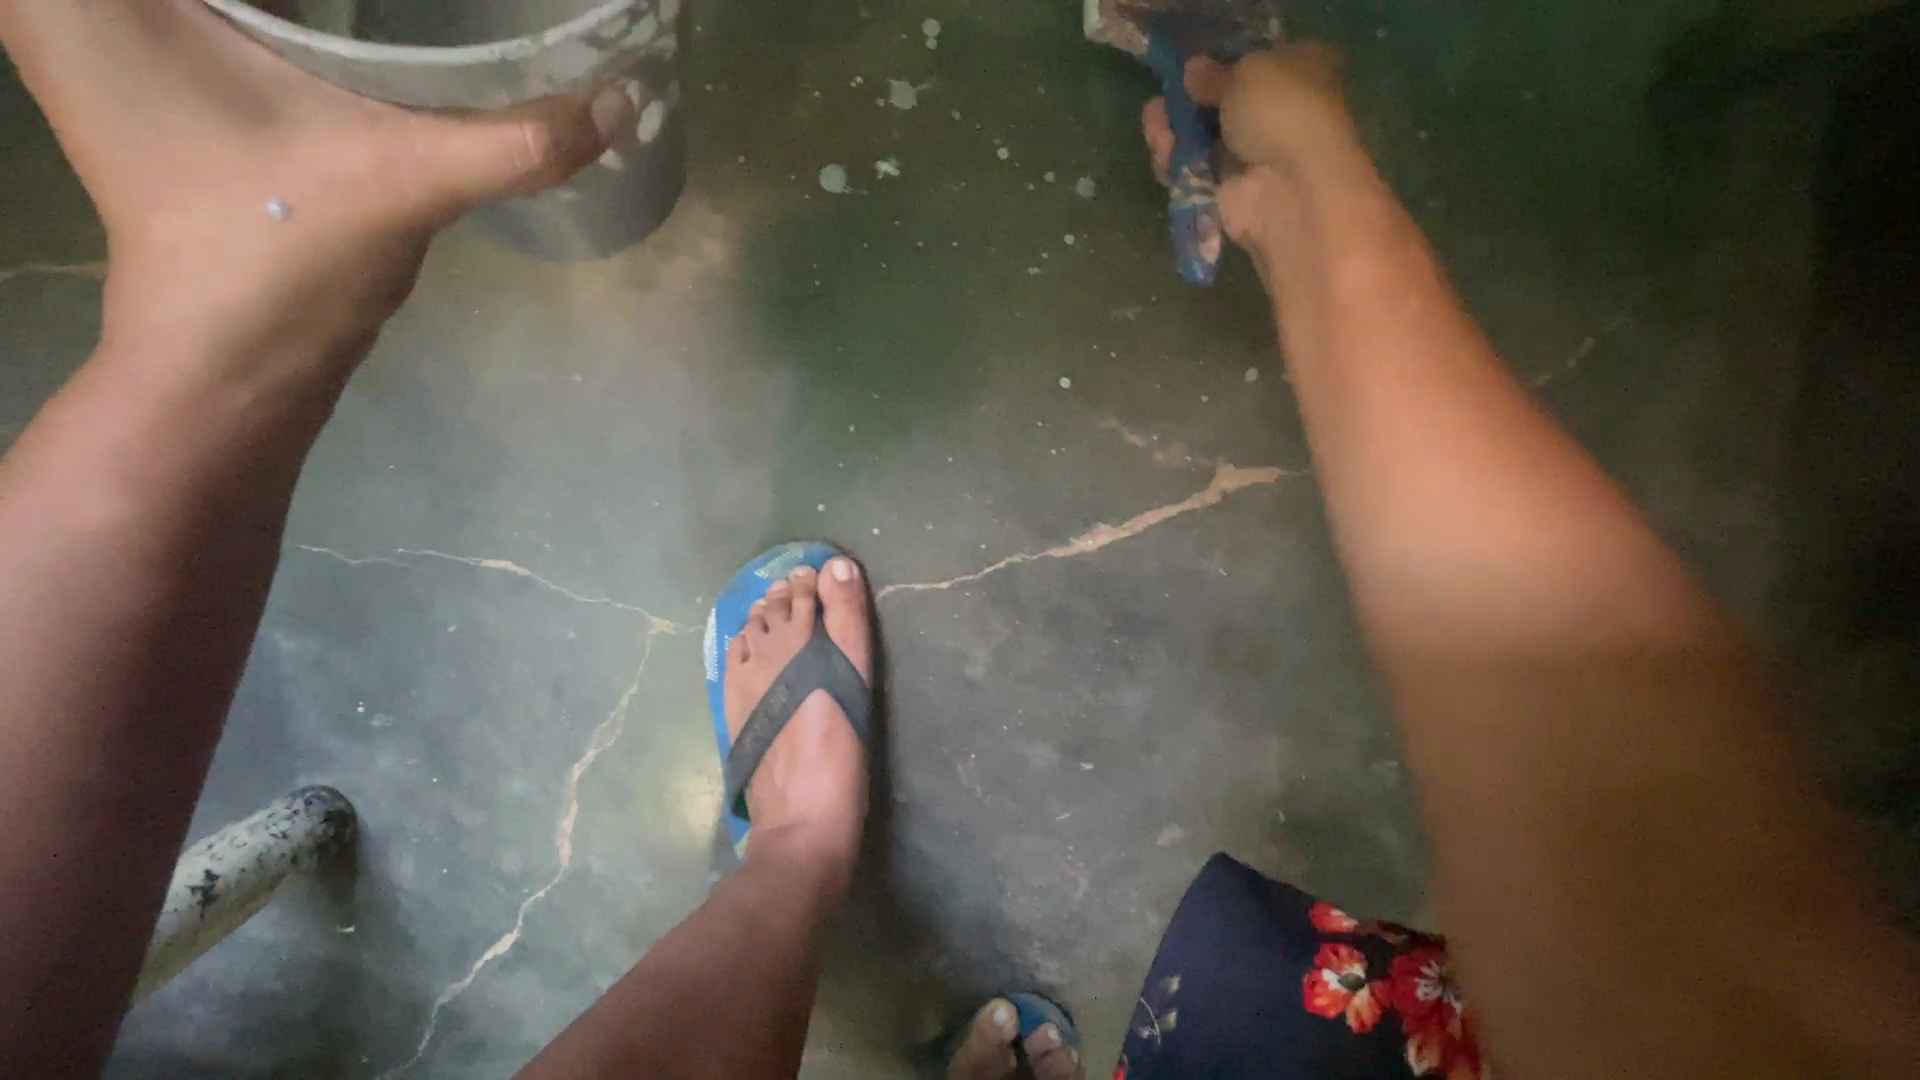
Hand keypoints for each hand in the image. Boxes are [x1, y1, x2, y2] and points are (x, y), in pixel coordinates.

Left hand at [0, 0, 630, 367]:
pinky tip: (369, 45)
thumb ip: (519, 140)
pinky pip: (237, 30)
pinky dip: (305, 32)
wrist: (236, 366)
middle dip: (336, 3)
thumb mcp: (412, 179)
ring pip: (242, 9)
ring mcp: (116, 48)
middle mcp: (82, 1)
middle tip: (431, 11)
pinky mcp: (164, 94)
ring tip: (412, 16)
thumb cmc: (285, 257)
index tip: (415, 6)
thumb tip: (621, 103)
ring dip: (326, 13)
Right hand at [1143, 45, 1360, 258]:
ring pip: (1198, 140)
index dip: (1216, 65)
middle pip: (1216, 105)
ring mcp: (1247, 156)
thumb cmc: (1282, 111)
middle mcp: (1272, 113)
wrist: (1292, 186)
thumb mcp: (1249, 72)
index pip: (1249, 65)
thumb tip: (1192, 70)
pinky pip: (1190, 173)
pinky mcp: (1224, 191)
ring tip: (1155, 127)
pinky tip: (1162, 152)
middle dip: (1185, 103)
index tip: (1187, 69)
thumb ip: (1214, 74)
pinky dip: (1172, 163)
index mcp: (1296, 71)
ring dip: (1172, 132)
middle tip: (1160, 102)